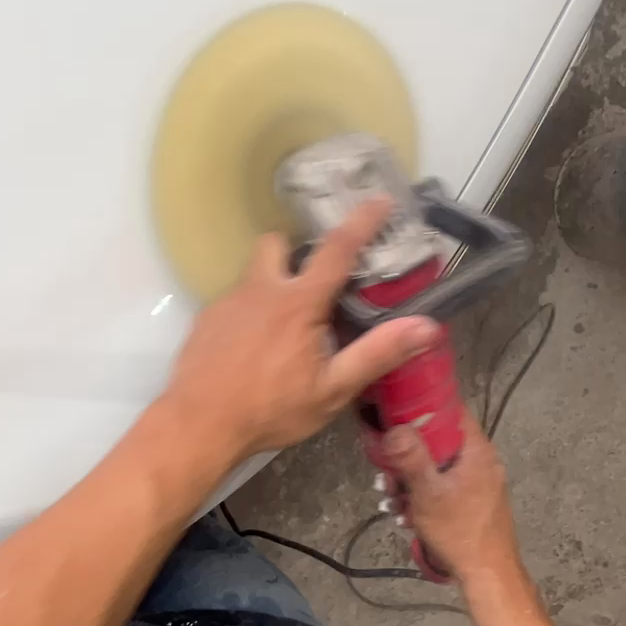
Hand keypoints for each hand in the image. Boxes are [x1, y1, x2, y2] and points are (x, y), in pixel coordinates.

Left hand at [157, 198, 439, 462]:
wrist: (199, 425)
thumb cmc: (269, 410)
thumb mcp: (331, 390)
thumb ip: (376, 354)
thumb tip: (426, 327)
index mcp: (297, 304)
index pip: (336, 250)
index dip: (361, 222)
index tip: (378, 199)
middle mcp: (259, 291)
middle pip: (276, 243)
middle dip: (295, 248)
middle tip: (313, 280)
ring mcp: (226, 304)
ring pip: (252, 274)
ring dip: (272, 284)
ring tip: (284, 325)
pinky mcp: (205, 321)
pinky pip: (233, 302)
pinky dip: (249, 312)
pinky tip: (253, 348)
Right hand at [381, 407, 522, 585]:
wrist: (486, 573)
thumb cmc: (458, 530)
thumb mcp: (427, 493)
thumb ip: (410, 458)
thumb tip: (393, 427)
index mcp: (476, 450)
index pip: (449, 410)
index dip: (419, 410)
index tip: (392, 419)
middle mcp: (481, 460)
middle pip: (437, 442)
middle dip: (406, 458)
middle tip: (387, 479)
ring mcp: (478, 481)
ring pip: (436, 466)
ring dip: (409, 481)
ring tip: (393, 503)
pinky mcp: (473, 500)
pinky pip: (442, 485)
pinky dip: (422, 495)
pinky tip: (406, 515)